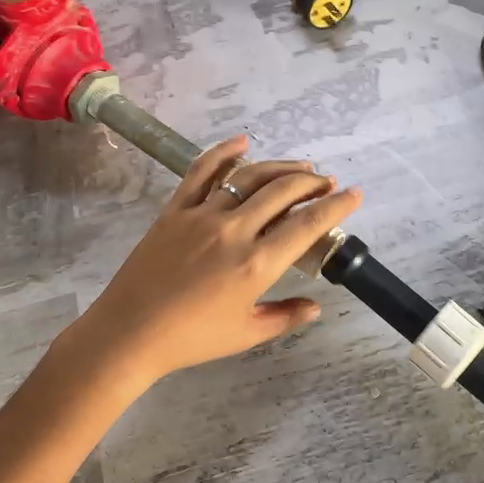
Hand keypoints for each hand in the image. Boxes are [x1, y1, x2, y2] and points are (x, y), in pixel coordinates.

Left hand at [71, 136, 362, 385]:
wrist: (129, 333)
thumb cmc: (191, 340)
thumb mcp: (246, 334)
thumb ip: (285, 316)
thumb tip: (316, 306)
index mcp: (256, 264)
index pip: (307, 226)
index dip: (335, 207)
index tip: (354, 194)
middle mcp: (234, 230)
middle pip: (282, 192)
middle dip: (312, 182)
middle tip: (327, 182)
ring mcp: (202, 215)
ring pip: (249, 177)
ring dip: (280, 167)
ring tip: (300, 167)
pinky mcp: (174, 210)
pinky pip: (201, 172)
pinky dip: (223, 153)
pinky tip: (242, 142)